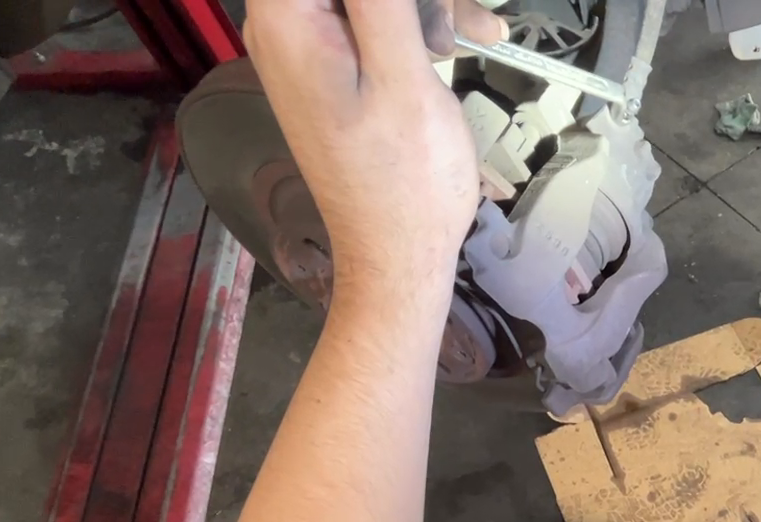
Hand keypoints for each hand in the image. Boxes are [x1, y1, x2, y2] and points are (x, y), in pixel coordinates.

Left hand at [242, 0, 506, 309]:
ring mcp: (307, 48)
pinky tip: (454, 47)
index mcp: (287, 15)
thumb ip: (384, 0)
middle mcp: (283, 22)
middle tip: (472, 22)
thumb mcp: (404, 80)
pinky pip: (370, 26)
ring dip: (426, 5)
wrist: (399, 257)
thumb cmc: (408, 184)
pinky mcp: (331, 72)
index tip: (442, 5)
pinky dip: (413, 29)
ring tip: (478, 36)